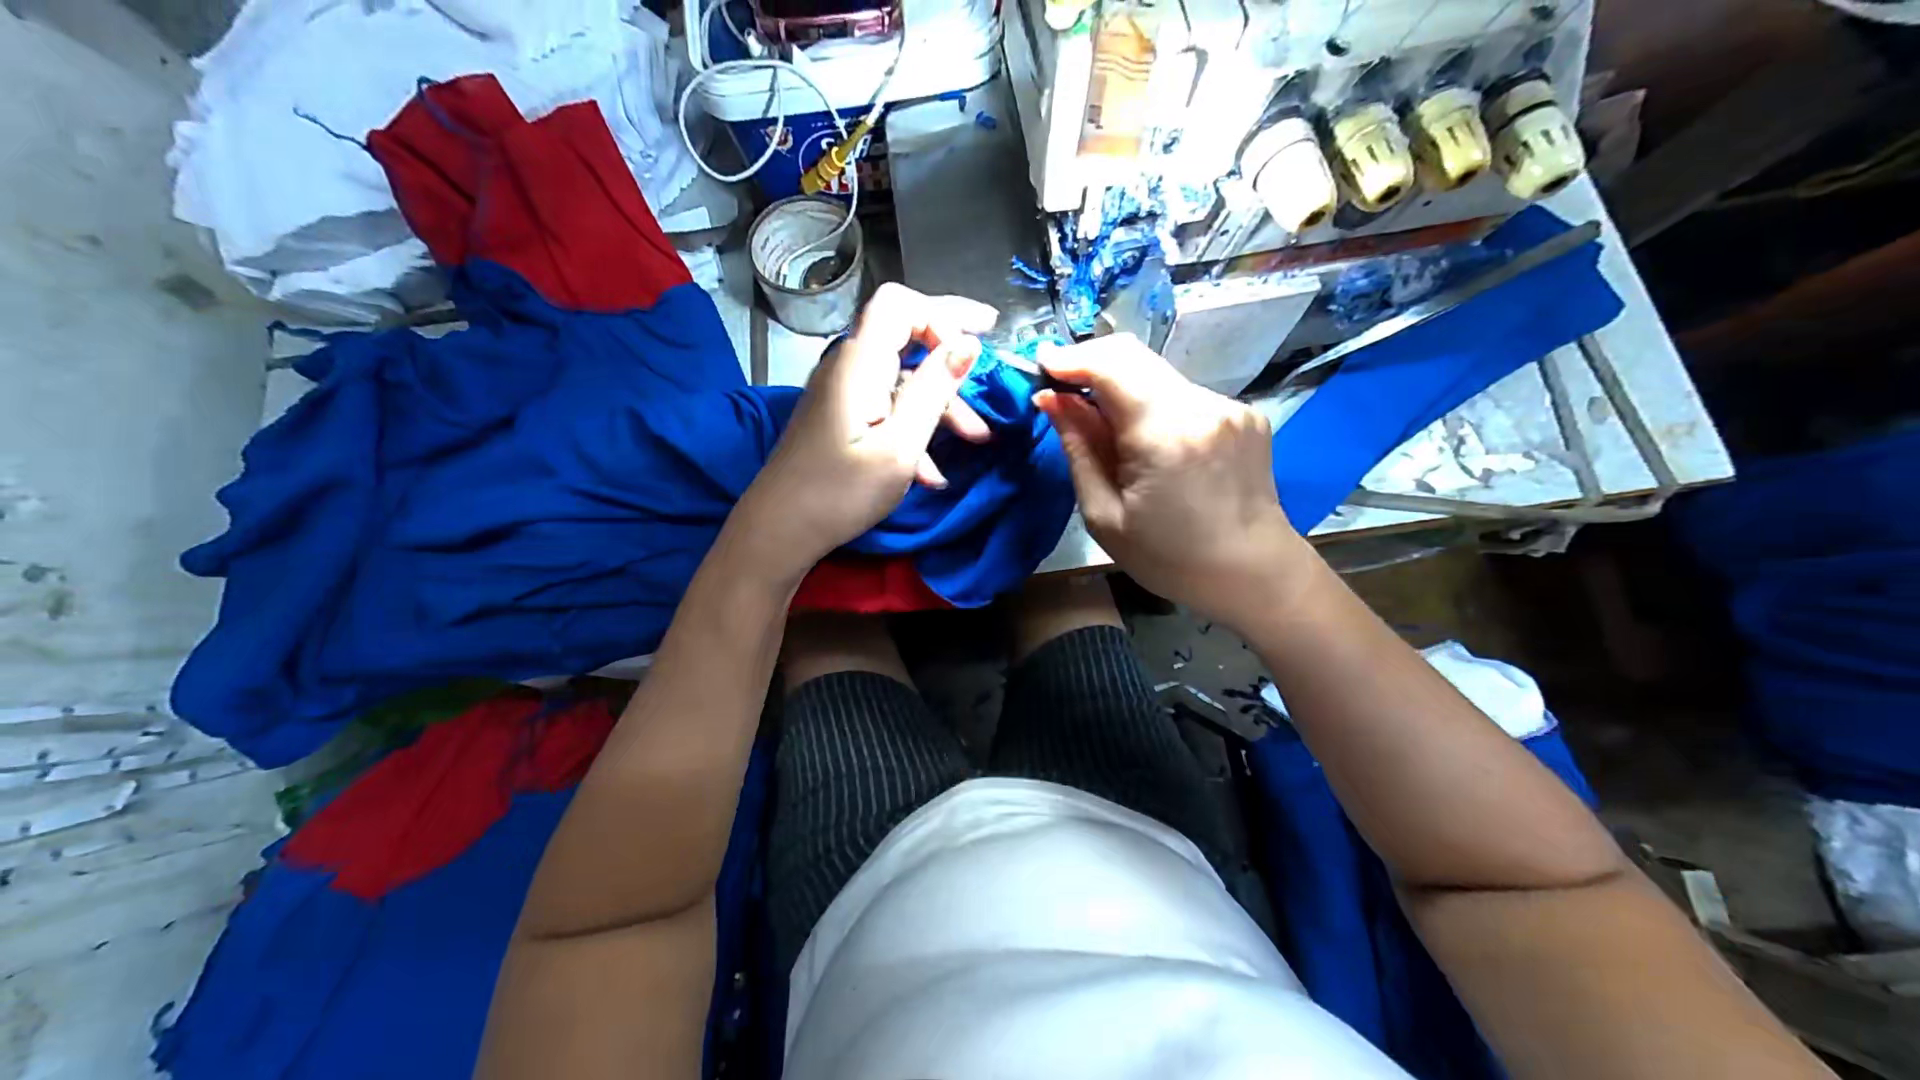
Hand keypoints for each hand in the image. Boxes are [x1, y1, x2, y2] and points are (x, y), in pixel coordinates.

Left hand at [734, 283, 997, 576]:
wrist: (778, 531)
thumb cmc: (840, 493)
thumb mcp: (899, 447)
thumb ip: (934, 392)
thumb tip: (967, 345)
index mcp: (860, 363)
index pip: (901, 304)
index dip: (945, 313)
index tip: (980, 343)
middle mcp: (847, 367)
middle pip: (904, 337)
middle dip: (951, 361)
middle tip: (989, 382)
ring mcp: (842, 394)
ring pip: (900, 380)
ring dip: (939, 405)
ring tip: (975, 441)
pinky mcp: (839, 418)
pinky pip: (885, 408)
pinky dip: (914, 429)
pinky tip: (933, 472)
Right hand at [1033, 334, 1314, 627]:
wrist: (1253, 574)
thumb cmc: (1170, 559)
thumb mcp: (1105, 516)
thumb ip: (1079, 448)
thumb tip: (1051, 399)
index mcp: (1164, 435)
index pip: (1111, 365)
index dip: (1070, 359)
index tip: (1041, 366)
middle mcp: (1201, 406)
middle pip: (1134, 356)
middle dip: (1091, 365)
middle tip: (1060, 388)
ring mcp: (1228, 406)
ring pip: (1158, 375)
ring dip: (1122, 387)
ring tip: (1103, 425)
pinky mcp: (1243, 413)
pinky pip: (1183, 394)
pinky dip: (1153, 404)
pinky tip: (1149, 442)